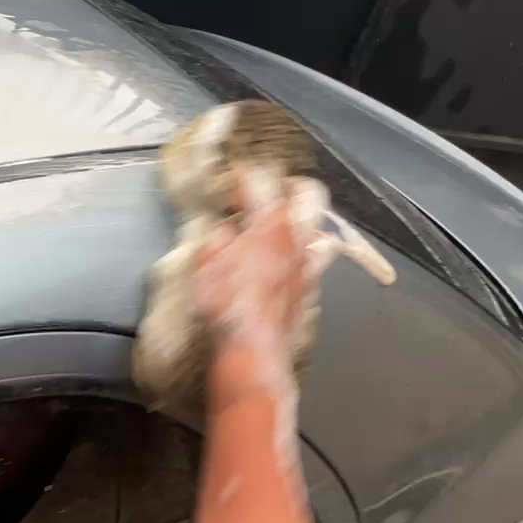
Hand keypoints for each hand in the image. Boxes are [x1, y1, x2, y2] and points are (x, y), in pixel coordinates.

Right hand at [193, 170, 322, 410]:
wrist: (252, 347)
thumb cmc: (225, 305)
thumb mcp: (204, 266)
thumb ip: (214, 240)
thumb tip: (222, 232)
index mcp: (268, 222)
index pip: (258, 180)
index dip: (241, 174)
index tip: (228, 178)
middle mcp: (296, 235)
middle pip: (307, 192)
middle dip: (287, 184)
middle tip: (268, 191)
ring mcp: (307, 261)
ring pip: (318, 226)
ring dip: (301, 220)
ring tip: (281, 226)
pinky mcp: (309, 286)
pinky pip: (315, 258)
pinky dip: (301, 252)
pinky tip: (285, 262)